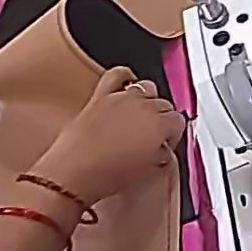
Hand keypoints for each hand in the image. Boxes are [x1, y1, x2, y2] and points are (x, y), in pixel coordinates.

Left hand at [27, 67, 184, 206]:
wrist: (73, 174)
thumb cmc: (107, 175)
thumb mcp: (145, 170)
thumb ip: (159, 154)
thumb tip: (160, 150)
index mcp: (160, 125)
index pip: (177, 121)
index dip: (173, 134)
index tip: (165, 143)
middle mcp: (144, 107)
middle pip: (164, 103)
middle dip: (162, 118)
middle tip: (154, 135)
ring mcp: (122, 98)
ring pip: (146, 87)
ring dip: (147, 99)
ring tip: (141, 113)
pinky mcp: (101, 96)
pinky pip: (117, 75)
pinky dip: (124, 76)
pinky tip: (125, 84)